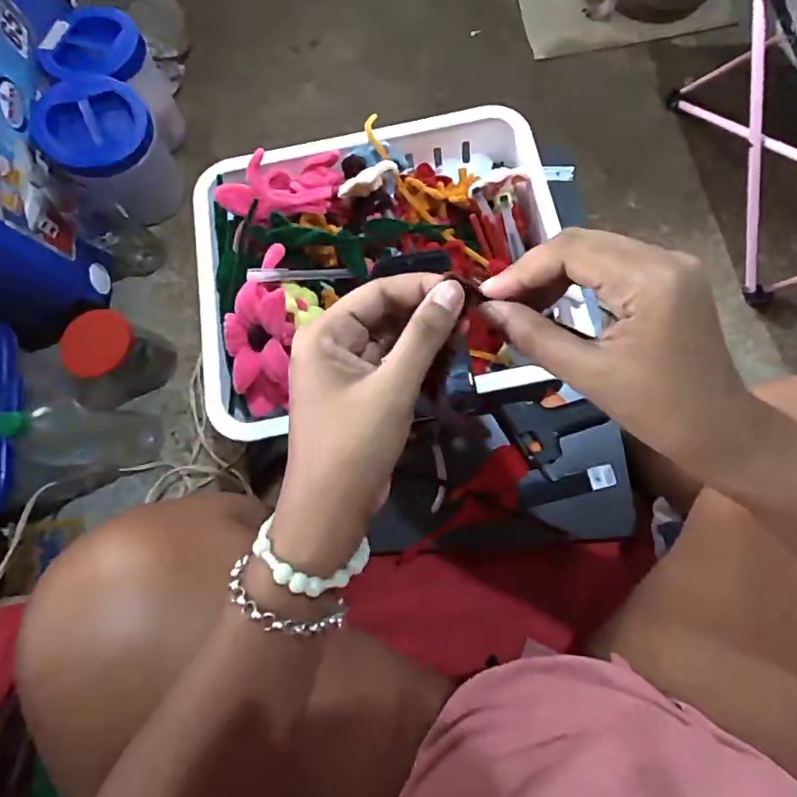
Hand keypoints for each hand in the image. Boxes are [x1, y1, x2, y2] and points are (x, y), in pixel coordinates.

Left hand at [275, 274, 464, 569]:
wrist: (331, 511)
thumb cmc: (355, 444)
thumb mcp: (394, 385)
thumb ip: (424, 334)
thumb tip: (452, 288)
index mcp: (325, 333)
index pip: (378, 291)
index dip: (420, 286)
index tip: (463, 288)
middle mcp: (331, 343)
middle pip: (385, 312)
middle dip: (426, 312)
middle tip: (471, 315)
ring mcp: (345, 368)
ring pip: (392, 337)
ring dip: (426, 336)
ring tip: (465, 335)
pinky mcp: (361, 390)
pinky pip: (392, 362)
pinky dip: (418, 359)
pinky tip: (449, 358)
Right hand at [479, 228, 753, 463]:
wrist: (721, 433)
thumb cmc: (659, 412)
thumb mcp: (590, 375)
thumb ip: (535, 335)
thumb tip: (488, 310)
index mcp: (650, 278)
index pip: (571, 250)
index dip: (523, 269)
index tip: (487, 295)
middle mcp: (665, 257)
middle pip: (584, 243)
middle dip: (537, 270)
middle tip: (501, 302)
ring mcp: (674, 264)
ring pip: (598, 250)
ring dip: (557, 273)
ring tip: (523, 305)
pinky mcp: (674, 277)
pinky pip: (616, 265)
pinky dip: (583, 279)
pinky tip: (558, 301)